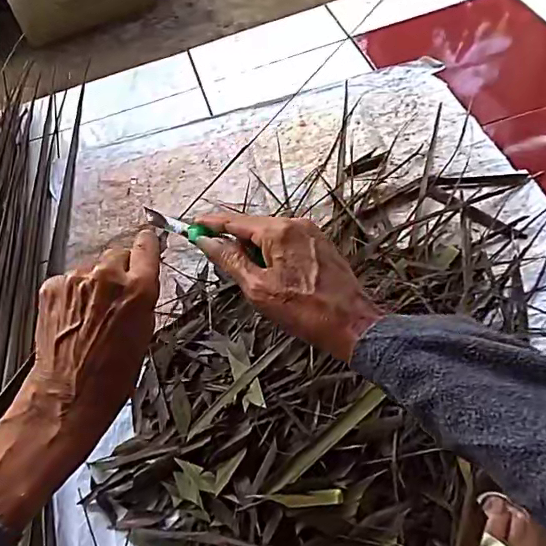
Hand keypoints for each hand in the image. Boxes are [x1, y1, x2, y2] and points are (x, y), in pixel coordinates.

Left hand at [0, 227, 162, 529]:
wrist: (68, 395)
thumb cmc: (110, 376)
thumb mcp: (145, 334)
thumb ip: (144, 298)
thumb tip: (142, 280)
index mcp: (138, 288)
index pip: (146, 245)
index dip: (147, 244)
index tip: (147, 242)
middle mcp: (106, 277)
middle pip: (117, 255)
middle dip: (119, 272)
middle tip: (116, 298)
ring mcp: (75, 280)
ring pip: (91, 268)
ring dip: (94, 284)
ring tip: (92, 317)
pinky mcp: (52, 287)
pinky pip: (69, 281)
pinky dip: (72, 294)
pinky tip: (75, 319)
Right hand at [193, 213, 382, 361]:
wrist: (352, 324)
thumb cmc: (307, 311)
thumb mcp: (257, 288)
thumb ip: (230, 261)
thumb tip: (208, 243)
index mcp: (279, 231)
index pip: (235, 221)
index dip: (211, 224)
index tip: (194, 226)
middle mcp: (296, 224)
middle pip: (252, 225)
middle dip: (231, 238)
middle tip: (211, 251)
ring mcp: (310, 233)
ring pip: (269, 233)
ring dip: (252, 247)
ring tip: (243, 272)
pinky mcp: (319, 244)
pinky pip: (286, 240)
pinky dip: (270, 250)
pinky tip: (266, 270)